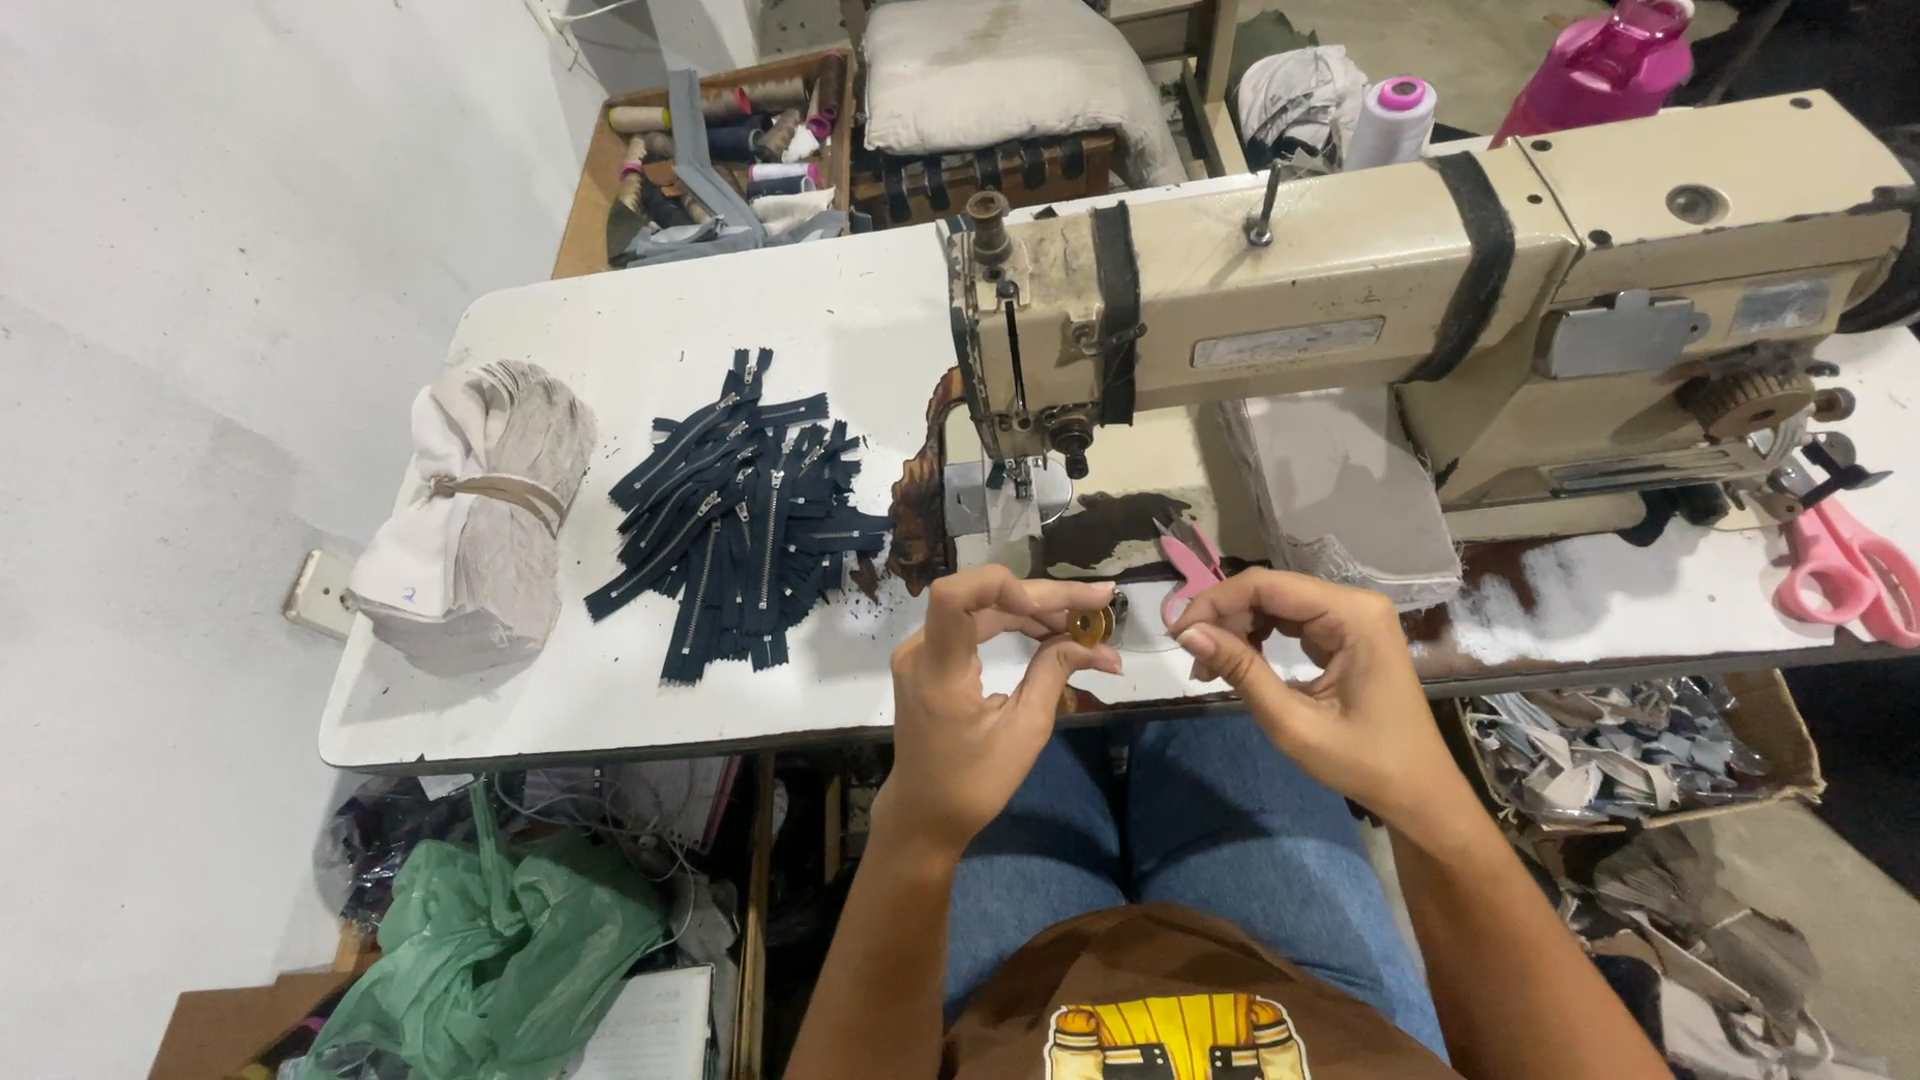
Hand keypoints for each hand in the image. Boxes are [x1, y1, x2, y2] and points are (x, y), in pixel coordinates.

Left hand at [876, 566, 1122, 861]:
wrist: (925, 811)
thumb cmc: (974, 782)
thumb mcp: (1024, 730)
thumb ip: (1054, 673)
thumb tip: (1099, 646)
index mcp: (939, 673)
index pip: (954, 597)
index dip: (1003, 585)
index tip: (1054, 606)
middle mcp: (920, 651)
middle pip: (980, 597)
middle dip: (1041, 596)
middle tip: (1097, 604)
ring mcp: (920, 651)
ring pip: (979, 606)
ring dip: (1030, 607)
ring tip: (1081, 620)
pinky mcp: (929, 656)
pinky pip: (970, 623)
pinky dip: (1009, 621)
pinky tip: (1047, 628)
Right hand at [1167, 569, 1480, 840]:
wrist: (1418, 793)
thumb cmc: (1363, 762)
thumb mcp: (1293, 721)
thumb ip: (1241, 671)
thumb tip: (1188, 634)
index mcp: (1352, 616)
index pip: (1266, 585)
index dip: (1215, 602)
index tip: (1179, 634)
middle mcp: (1354, 603)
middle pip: (1269, 590)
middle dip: (1224, 617)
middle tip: (1192, 657)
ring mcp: (1351, 617)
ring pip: (1274, 603)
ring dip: (1236, 628)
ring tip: (1210, 666)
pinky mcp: (1345, 633)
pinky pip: (1288, 620)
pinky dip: (1257, 637)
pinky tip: (1238, 662)